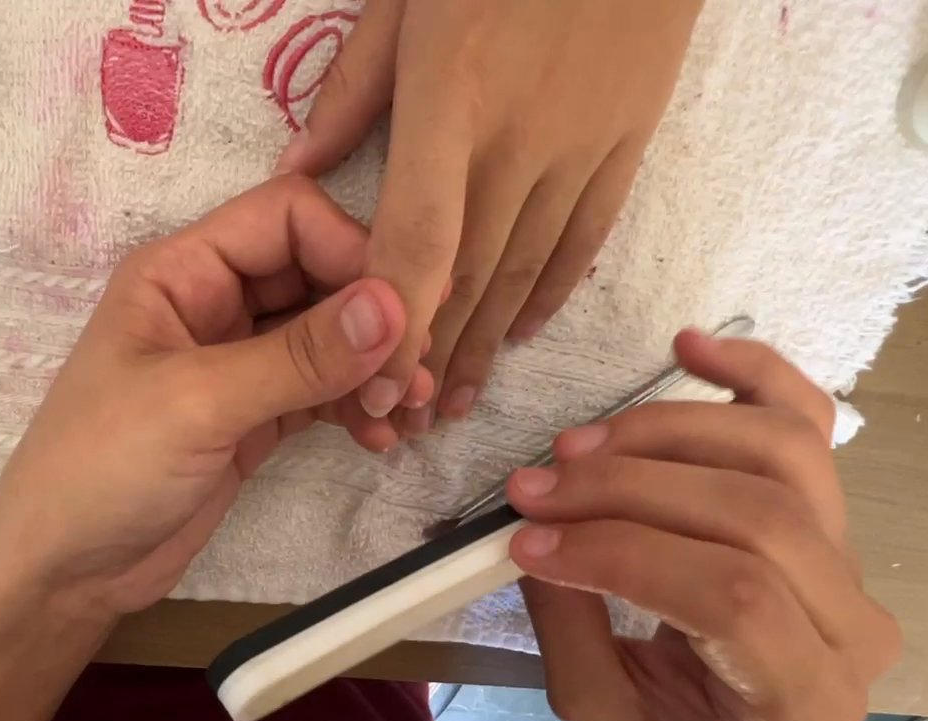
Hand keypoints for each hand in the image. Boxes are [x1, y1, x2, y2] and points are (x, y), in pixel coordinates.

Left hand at [0, 176, 405, 619]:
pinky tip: (381, 438)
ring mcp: (237, 365)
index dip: (351, 251)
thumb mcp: (197, 405)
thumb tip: (393, 305)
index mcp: (183, 272)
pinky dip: (355, 408)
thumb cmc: (105, 470)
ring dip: (374, 370)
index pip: (288, 220)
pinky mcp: (254, 420)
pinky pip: (321, 394)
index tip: (401, 312)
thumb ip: (296, 357)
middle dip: (374, 320)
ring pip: (327, 341)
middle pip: (318, 277)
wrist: (70, 572)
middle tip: (416, 373)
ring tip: (409, 413)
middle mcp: (214, 305)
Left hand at [277, 0, 702, 446]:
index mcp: (449, 104)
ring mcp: (581, 144)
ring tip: (459, 402)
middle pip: (468, 276)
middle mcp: (516, 140)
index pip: (418, 243)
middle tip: (412, 419)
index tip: (379, 387)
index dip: (397, 324)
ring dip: (489, 345)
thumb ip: (350, 93)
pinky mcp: (629, 138)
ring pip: (524, 270)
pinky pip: (585, 237)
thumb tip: (298, 171)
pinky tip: (519, 334)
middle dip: (436, 357)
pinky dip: (549, 293)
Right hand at [505, 332, 899, 720]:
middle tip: (532, 489)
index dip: (618, 552)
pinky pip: (808, 423)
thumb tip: (536, 529)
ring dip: (663, 433)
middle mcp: (852, 623)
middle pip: (755, 516)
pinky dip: (753, 372)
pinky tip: (689, 345)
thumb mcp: (591, 704)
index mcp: (803, 699)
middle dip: (624, 489)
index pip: (727, 597)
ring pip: (780, 454)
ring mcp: (853, 559)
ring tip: (575, 446)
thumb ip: (566, 623)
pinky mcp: (831, 514)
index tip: (525, 542)